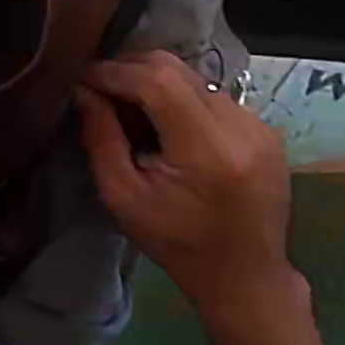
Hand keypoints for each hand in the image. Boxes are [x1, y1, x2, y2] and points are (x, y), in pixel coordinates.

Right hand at [75, 51, 299, 315]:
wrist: (244, 275)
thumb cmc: (174, 240)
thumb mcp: (120, 194)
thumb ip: (100, 136)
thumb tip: (84, 90)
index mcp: (208, 150)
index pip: (156, 81)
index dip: (112, 72)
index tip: (81, 81)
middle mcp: (242, 129)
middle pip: (174, 69)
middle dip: (127, 69)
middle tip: (97, 90)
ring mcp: (259, 126)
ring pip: (190, 76)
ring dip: (149, 81)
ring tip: (124, 107)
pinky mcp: (263, 129)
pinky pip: (207, 92)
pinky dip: (173, 94)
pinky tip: (157, 120)